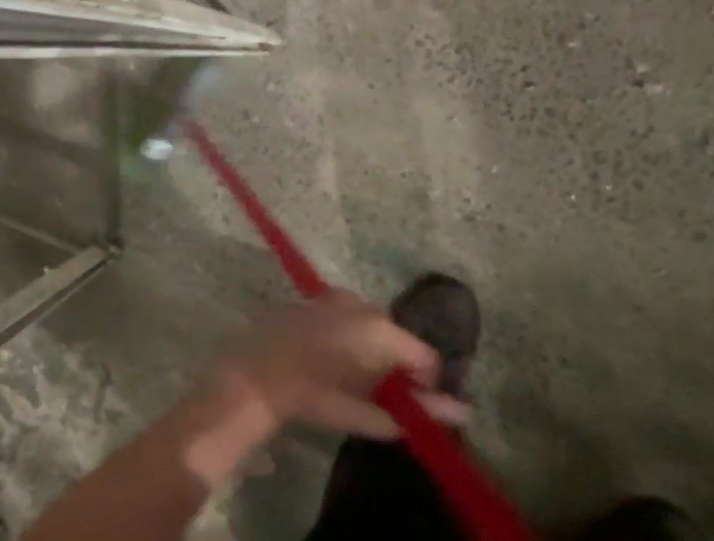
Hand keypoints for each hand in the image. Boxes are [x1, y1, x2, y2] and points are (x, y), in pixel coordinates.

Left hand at [220, 290, 469, 440]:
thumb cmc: (310, 395)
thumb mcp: (364, 410)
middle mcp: (358, 304)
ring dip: (369, 347)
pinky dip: (345, 334)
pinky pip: (340, 315)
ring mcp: (329, 298)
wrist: (251, 375)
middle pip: (394, 335)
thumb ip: (413, 412)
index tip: (414, 404)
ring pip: (367, 323)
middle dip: (395, 362)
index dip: (425, 382)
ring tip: (354, 377)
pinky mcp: (306, 300)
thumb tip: (462, 415)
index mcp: (378, 328)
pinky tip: (330, 358)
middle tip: (382, 391)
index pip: (423, 355)